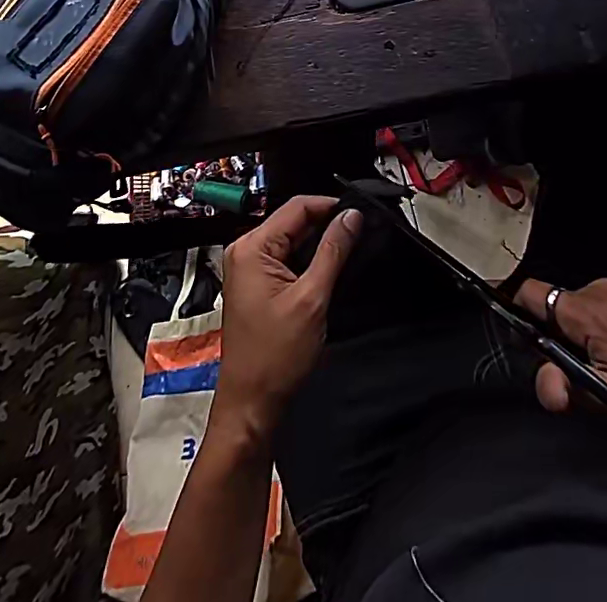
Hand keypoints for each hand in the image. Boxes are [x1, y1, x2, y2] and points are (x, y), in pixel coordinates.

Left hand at [213, 197, 362, 435]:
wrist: (252, 400)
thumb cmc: (274, 356)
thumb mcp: (312, 298)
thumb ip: (333, 251)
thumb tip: (351, 218)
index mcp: (251, 248)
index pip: (296, 207)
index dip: (330, 206)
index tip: (359, 212)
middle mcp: (245, 251)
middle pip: (293, 220)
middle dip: (327, 223)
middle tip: (361, 230)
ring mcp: (249, 268)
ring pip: (291, 239)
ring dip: (320, 242)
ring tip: (351, 246)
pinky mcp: (257, 283)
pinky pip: (286, 257)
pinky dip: (308, 259)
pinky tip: (330, 266)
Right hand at [514, 277, 606, 455]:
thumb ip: (574, 390)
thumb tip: (544, 384)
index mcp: (594, 312)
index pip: (528, 294)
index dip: (518, 321)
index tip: (524, 348)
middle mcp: (603, 293)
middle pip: (547, 305)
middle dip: (549, 339)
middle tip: (572, 378)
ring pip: (569, 311)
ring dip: (572, 340)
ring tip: (601, 375)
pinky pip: (591, 312)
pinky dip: (590, 336)